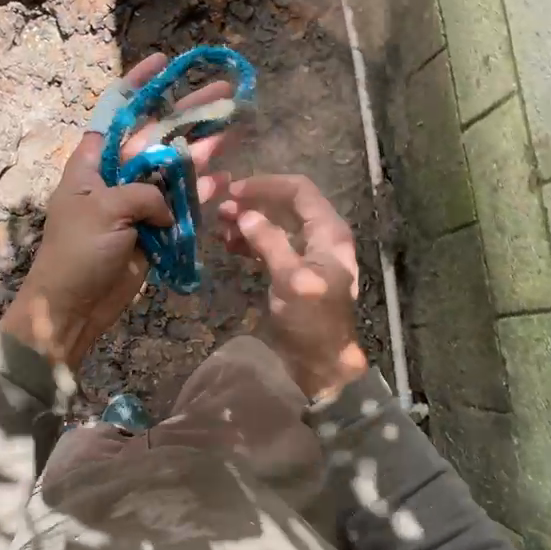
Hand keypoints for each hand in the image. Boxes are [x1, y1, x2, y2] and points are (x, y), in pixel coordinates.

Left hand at [1, 54, 235, 369]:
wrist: (73, 307)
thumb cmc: (77, 252)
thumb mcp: (104, 210)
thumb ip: (144, 193)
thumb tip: (167, 206)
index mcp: (94, 162)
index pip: (118, 114)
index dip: (140, 86)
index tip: (163, 60)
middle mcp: (117, 176)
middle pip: (158, 137)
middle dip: (188, 113)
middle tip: (224, 91)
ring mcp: (138, 204)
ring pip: (177, 170)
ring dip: (204, 150)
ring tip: (235, 127)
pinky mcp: (155, 231)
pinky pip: (182, 205)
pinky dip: (202, 193)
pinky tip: (225, 177)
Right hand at [218, 175, 368, 399]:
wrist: (321, 364)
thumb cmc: (312, 321)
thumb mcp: (292, 280)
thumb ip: (270, 243)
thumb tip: (246, 215)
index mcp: (329, 233)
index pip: (299, 191)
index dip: (266, 185)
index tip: (233, 190)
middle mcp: (322, 237)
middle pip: (286, 205)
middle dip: (253, 202)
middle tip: (221, 209)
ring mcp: (309, 255)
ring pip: (276, 224)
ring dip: (249, 220)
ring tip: (221, 225)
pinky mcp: (294, 272)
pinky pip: (272, 244)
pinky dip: (251, 240)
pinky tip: (230, 244)